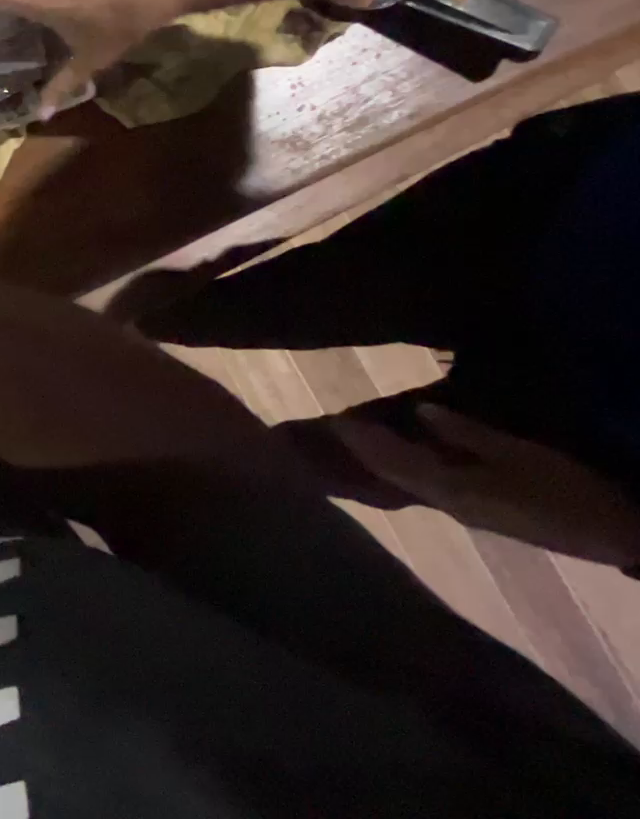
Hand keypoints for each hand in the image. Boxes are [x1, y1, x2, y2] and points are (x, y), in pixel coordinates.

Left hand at [334, 405, 639, 567]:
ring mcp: (461, 510)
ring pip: (406, 480)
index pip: (387, 460)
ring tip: (365, 433)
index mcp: (446, 488)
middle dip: (365, 448)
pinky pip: (427, 485)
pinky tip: (406, 454)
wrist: (618, 536)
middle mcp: (444, 502)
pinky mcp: (479, 512)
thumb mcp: (519, 454)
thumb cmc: (568, 490)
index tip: (338, 417)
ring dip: (383, 458)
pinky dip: (407, 467)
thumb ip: (466, 434)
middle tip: (343, 422)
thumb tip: (421, 412)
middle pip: (391, 472)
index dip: (360, 439)